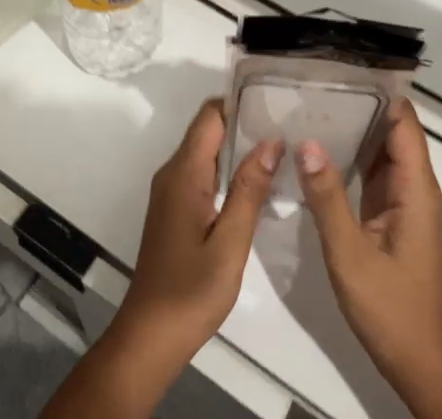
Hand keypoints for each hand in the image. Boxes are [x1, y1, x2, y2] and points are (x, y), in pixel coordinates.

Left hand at [113, 99, 281, 360]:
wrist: (150, 336)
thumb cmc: (191, 291)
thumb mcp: (230, 243)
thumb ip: (249, 190)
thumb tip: (271, 141)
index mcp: (184, 175)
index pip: (210, 117)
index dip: (241, 104)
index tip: (278, 103)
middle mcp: (173, 175)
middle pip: (208, 130)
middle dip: (246, 123)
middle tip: (291, 125)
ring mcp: (172, 193)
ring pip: (207, 153)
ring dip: (240, 147)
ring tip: (284, 149)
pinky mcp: (176, 211)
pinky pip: (204, 174)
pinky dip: (230, 170)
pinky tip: (259, 182)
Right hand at [297, 99, 441, 385]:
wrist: (415, 356)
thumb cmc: (388, 306)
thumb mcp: (350, 253)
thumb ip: (328, 197)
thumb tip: (307, 142)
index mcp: (414, 186)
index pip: (402, 121)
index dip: (378, 91)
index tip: (341, 69)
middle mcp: (412, 185)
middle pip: (391, 129)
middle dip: (358, 104)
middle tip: (312, 84)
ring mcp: (401, 200)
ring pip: (379, 150)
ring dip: (351, 129)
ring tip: (308, 105)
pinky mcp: (389, 215)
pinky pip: (371, 172)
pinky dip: (348, 157)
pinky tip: (316, 149)